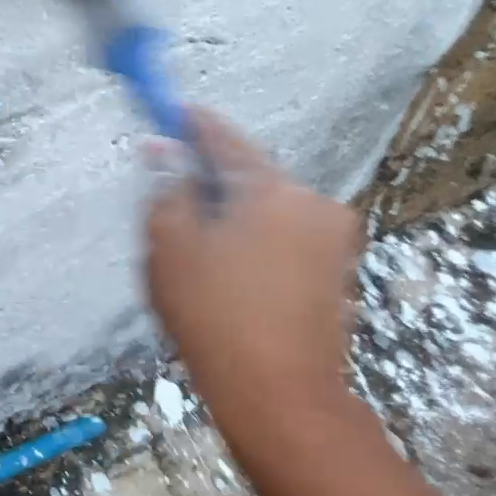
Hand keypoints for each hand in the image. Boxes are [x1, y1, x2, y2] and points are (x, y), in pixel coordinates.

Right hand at [143, 108, 364, 447]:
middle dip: (206, 177)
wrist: (274, 388)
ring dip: (225, 210)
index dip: (190, 123)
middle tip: (162, 191)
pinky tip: (216, 264)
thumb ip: (166, 185)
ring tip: (183, 238)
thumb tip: (162, 147)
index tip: (166, 107)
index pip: (225, 140)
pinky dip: (245, 236)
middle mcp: (315, 205)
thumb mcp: (168, 239)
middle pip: (248, 175)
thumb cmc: (209, 306)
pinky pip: (278, 234)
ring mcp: (331, 241)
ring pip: (262, 207)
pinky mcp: (333, 272)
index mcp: (275, 190)